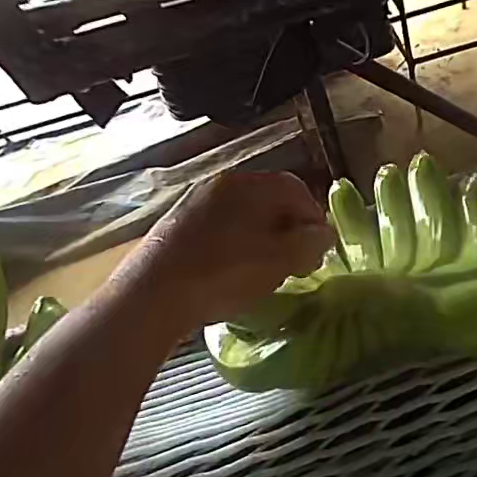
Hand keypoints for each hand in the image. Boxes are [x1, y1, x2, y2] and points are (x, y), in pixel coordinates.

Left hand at [113, 171, 334, 334]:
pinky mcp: (178, 223)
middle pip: (270, 200)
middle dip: (289, 230)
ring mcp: (197, 200)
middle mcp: (225, 182)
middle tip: (296, 264)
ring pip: (244, 214)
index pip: (297, 190)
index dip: (314, 220)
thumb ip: (309, 243)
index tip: (319, 252)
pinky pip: (220, 227)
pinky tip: (232, 270)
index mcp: (253, 184)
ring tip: (266, 271)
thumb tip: (323, 233)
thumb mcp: (280, 261)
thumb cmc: (225, 273)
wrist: (153, 293)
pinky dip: (236, 244)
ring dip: (263, 238)